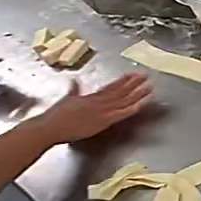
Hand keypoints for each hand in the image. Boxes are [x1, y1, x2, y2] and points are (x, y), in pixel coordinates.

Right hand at [28, 74, 152, 142]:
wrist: (51, 126)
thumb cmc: (56, 115)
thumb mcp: (67, 99)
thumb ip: (74, 90)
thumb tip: (74, 80)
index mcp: (91, 97)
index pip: (111, 87)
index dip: (123, 81)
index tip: (133, 74)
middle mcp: (99, 102)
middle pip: (120, 91)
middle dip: (134, 83)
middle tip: (146, 75)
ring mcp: (101, 111)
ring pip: (123, 100)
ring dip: (136, 93)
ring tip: (149, 86)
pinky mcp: (102, 121)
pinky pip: (119, 114)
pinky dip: (130, 109)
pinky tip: (140, 104)